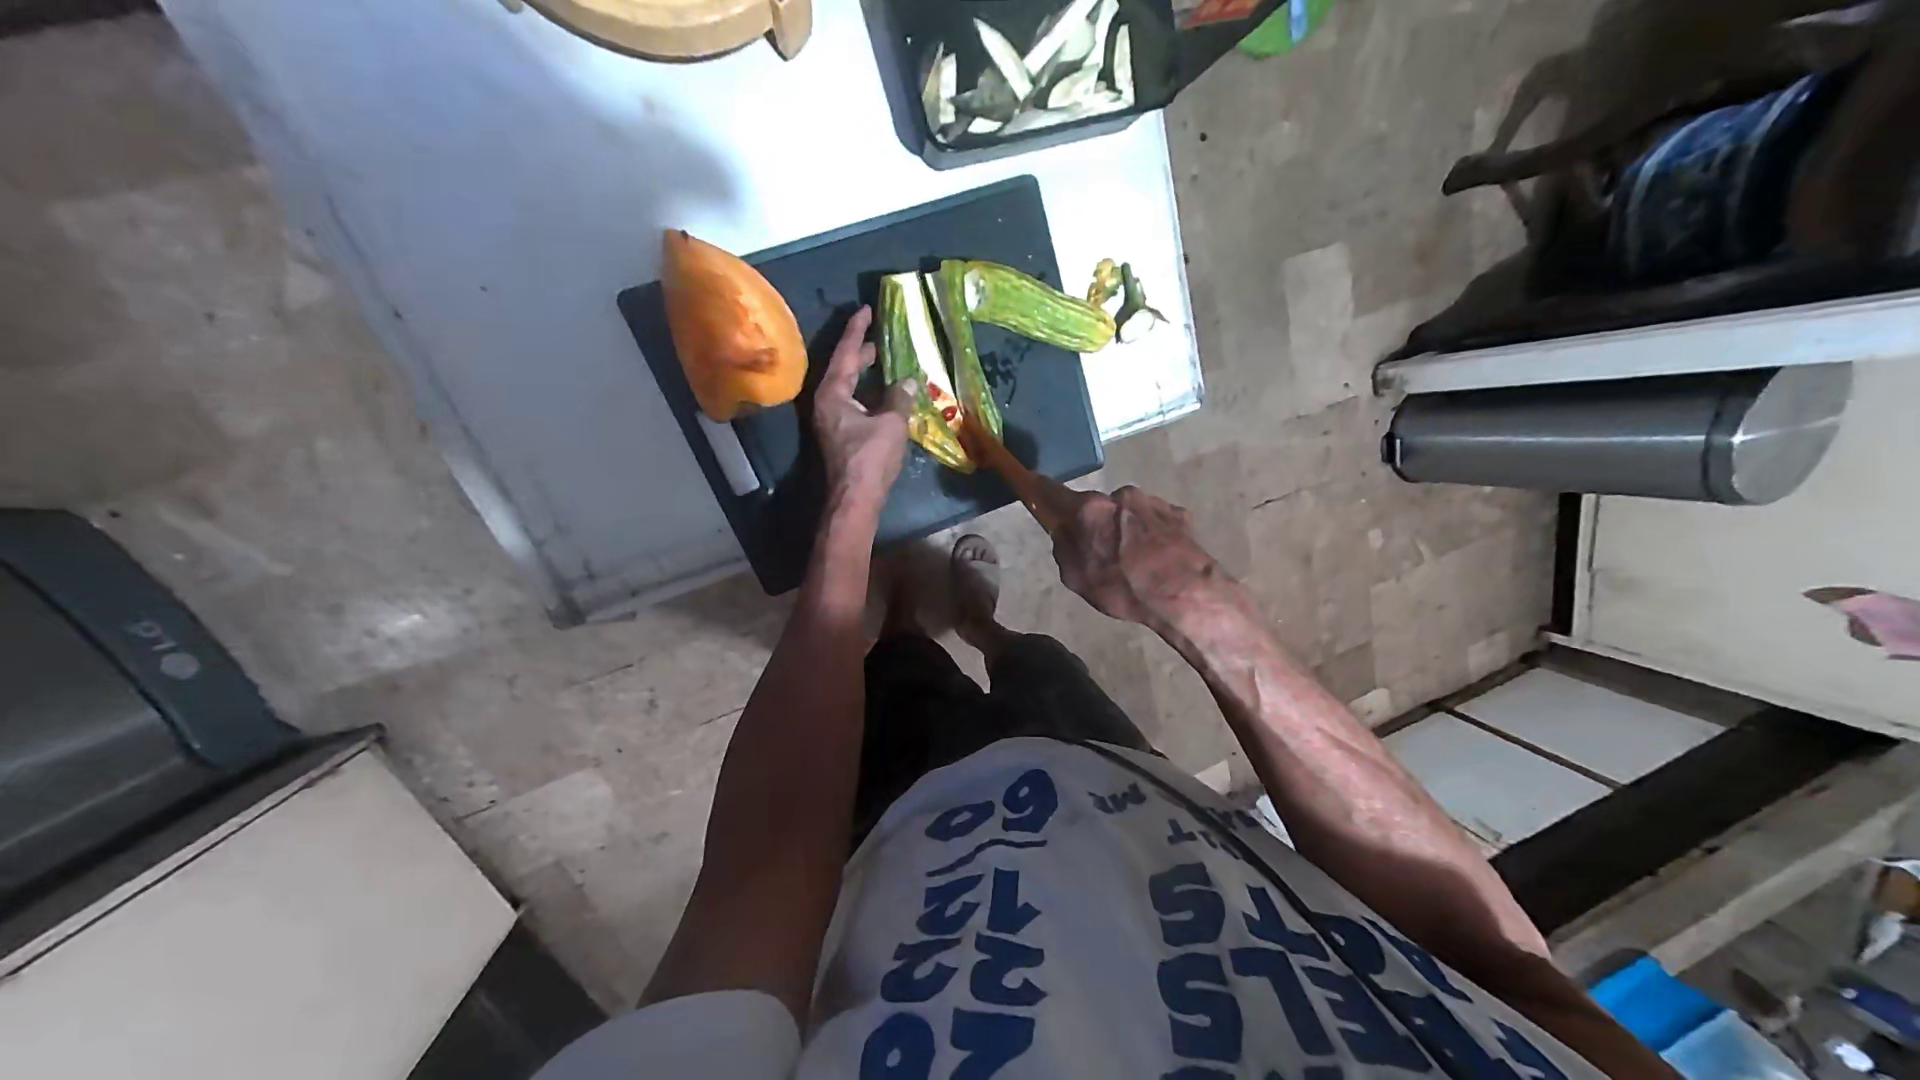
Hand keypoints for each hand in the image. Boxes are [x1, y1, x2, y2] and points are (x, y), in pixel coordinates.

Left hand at [812, 306, 914, 507]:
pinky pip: (852, 401)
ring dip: (863, 372)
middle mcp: (826, 403)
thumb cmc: (871, 458)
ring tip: (881, 358)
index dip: (857, 331)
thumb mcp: (891, 423)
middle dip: (860, 351)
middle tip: (877, 335)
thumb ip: (900, 397)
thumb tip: (909, 380)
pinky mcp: (840, 434)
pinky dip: (866, 391)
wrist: (856, 498)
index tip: (865, 310)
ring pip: (847, 386)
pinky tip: (882, 392)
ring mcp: (831, 420)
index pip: (845, 353)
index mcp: (833, 394)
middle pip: (842, 368)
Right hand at [1052, 485, 1222, 626]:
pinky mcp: (1178, 514)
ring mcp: (1152, 502)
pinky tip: (1158, 562)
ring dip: (1128, 531)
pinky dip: (1152, 537)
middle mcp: (1119, 496)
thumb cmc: (1122, 588)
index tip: (1033, 484)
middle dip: (1098, 525)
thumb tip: (1064, 533)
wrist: (1184, 593)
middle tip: (1104, 555)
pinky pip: (1155, 523)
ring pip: (1129, 514)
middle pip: (1098, 507)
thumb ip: (1065, 549)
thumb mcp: (1077, 578)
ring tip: (1137, 565)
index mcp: (1089, 510)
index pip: (1054, 492)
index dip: (1041, 490)